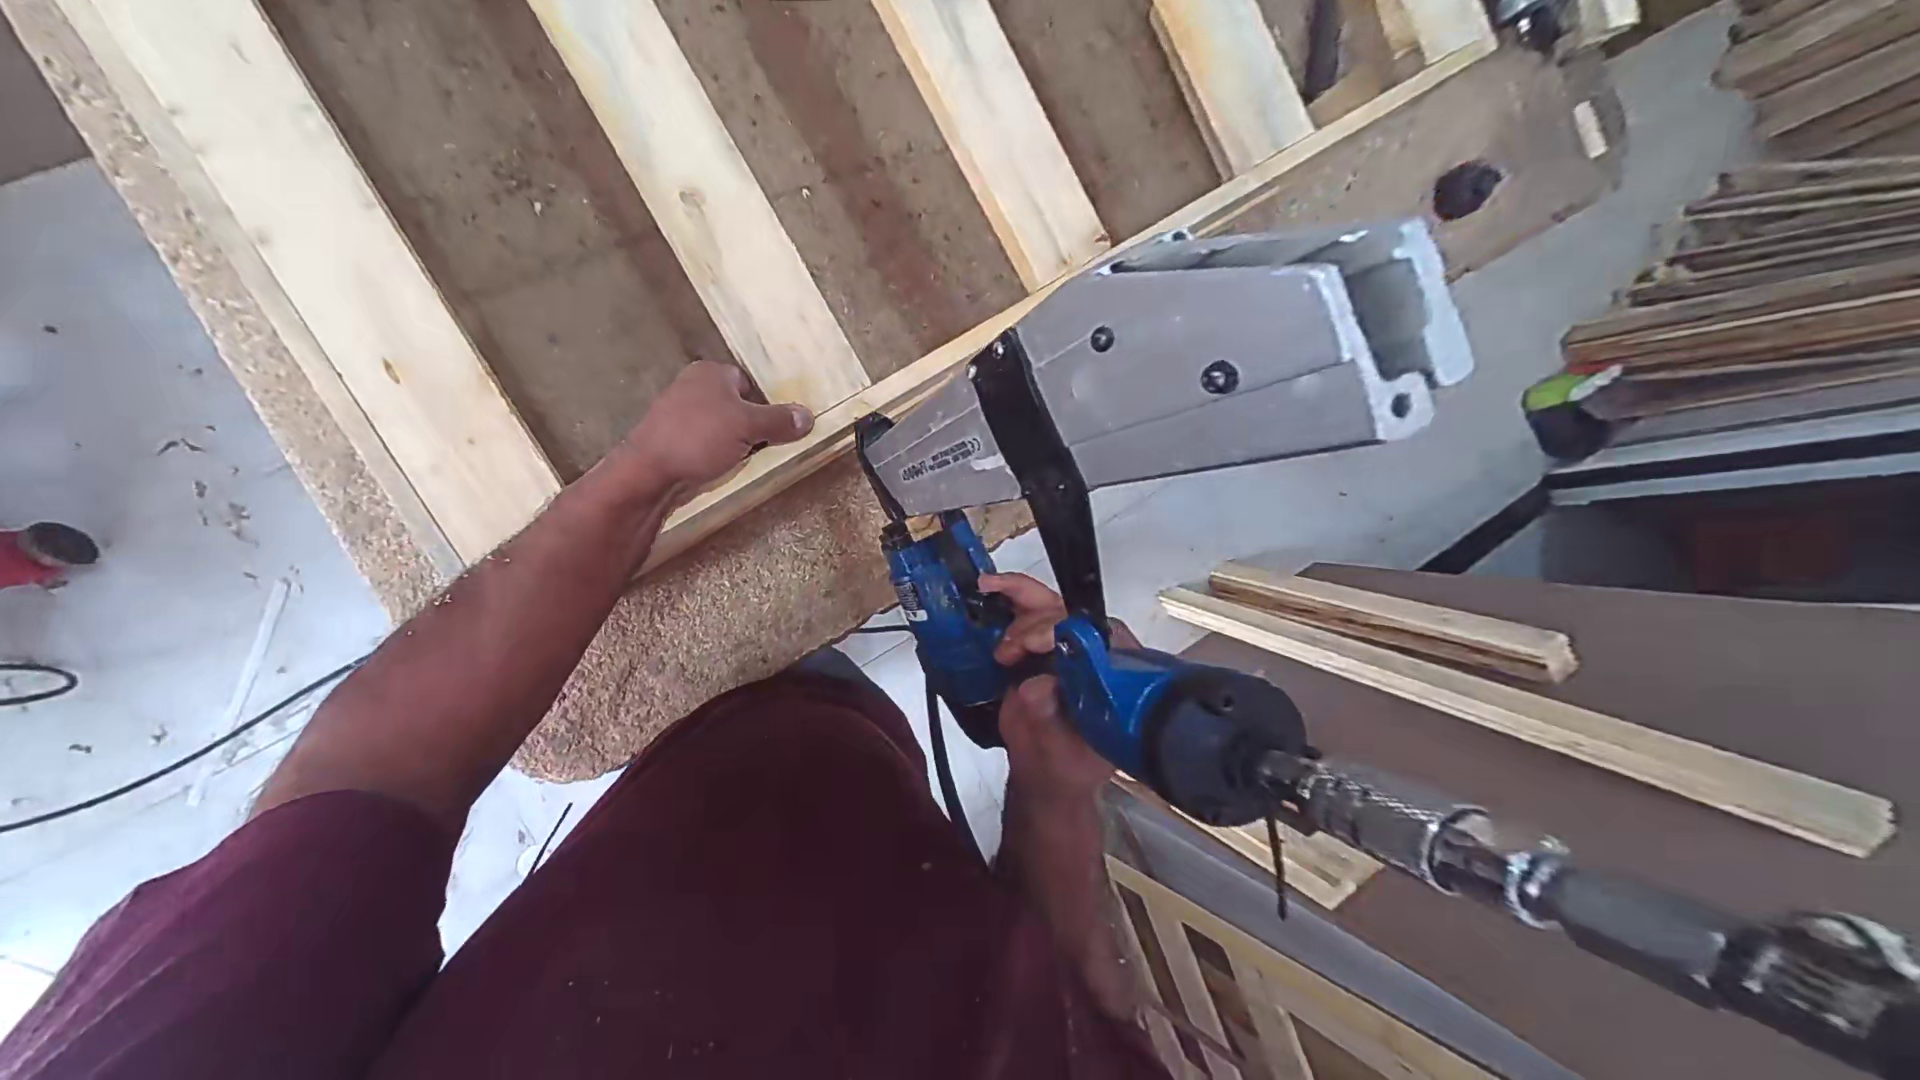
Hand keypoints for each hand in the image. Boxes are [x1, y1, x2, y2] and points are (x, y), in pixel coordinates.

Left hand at [621, 361, 813, 490]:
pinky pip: (705, 445)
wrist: (648, 472)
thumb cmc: (699, 437)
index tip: (775, 427)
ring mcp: (678, 415)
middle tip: (766, 445)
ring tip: (744, 460)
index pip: (748, 382)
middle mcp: (692, 387)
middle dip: (752, 426)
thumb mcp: (749, 425)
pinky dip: (716, 455)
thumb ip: (779, 421)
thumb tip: (807, 416)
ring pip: (722, 428)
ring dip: (736, 443)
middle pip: (737, 406)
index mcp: (709, 373)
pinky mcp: (671, 441)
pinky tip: (720, 468)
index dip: (765, 404)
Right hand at [979, 574, 1138, 805]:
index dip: (1065, 634)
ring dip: (1019, 603)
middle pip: (1071, 614)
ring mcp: (1070, 641)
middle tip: (1011, 649)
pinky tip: (988, 586)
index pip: (1098, 638)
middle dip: (1037, 625)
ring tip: (1002, 643)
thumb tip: (1036, 686)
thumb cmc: (1063, 766)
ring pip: (1051, 603)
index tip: (1033, 645)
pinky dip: (1010, 592)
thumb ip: (1048, 720)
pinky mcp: (1044, 636)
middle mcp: (1097, 651)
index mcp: (1114, 675)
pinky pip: (1031, 605)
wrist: (1047, 772)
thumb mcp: (1058, 751)